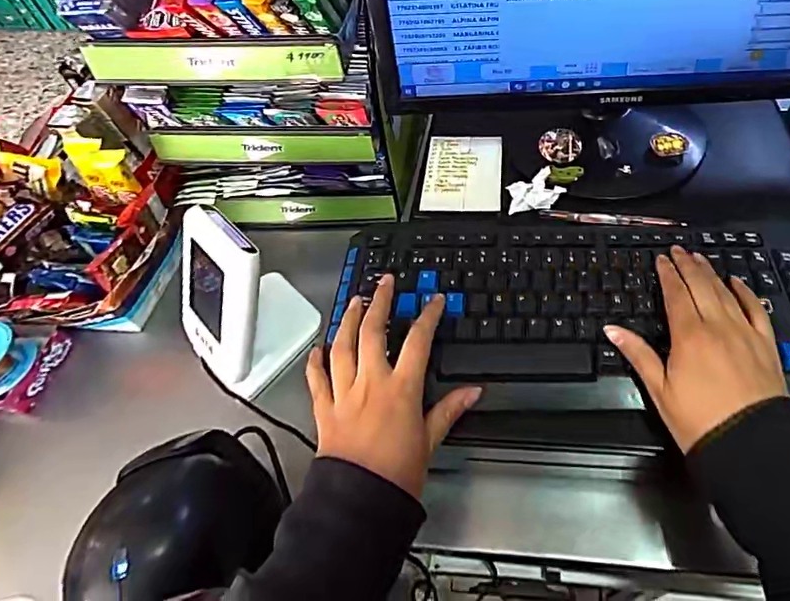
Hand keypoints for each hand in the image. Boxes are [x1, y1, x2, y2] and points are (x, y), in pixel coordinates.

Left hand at [305, 274, 479, 497]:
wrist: (356, 505)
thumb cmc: (396, 477)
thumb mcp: (429, 442)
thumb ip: (449, 410)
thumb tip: (473, 391)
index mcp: (401, 389)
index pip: (417, 340)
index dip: (427, 316)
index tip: (433, 301)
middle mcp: (371, 384)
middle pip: (373, 331)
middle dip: (380, 302)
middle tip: (385, 283)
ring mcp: (345, 394)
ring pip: (342, 346)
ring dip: (348, 320)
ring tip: (354, 302)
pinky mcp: (324, 411)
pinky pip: (317, 380)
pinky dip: (316, 362)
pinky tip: (317, 348)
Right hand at [606, 246, 788, 451]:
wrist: (751, 447)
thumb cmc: (700, 422)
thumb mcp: (660, 390)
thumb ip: (638, 354)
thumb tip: (612, 330)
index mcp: (689, 335)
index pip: (676, 293)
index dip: (667, 273)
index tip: (662, 260)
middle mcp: (717, 326)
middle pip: (701, 285)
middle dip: (687, 264)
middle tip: (679, 250)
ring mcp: (744, 333)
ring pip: (725, 292)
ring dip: (711, 272)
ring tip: (700, 258)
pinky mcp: (765, 345)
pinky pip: (756, 309)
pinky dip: (746, 292)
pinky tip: (738, 282)